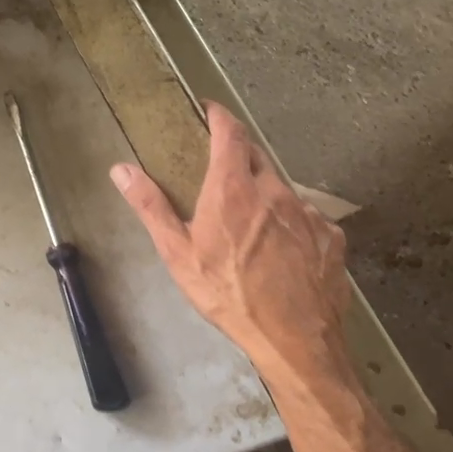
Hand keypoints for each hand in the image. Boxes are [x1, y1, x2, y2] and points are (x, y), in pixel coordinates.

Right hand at [110, 102, 350, 383]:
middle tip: (220, 165)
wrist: (295, 341)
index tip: (210, 110)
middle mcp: (274, 191)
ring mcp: (308, 215)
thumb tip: (121, 169)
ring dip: (264, 191)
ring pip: (283, 188)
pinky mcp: (331, 239)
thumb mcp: (177, 253)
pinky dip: (290, 221)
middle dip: (239, 152)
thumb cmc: (227, 294)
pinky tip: (281, 247)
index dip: (220, 116)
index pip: (230, 134)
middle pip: (258, 156)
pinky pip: (307, 218)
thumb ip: (150, 206)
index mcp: (233, 189)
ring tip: (250, 218)